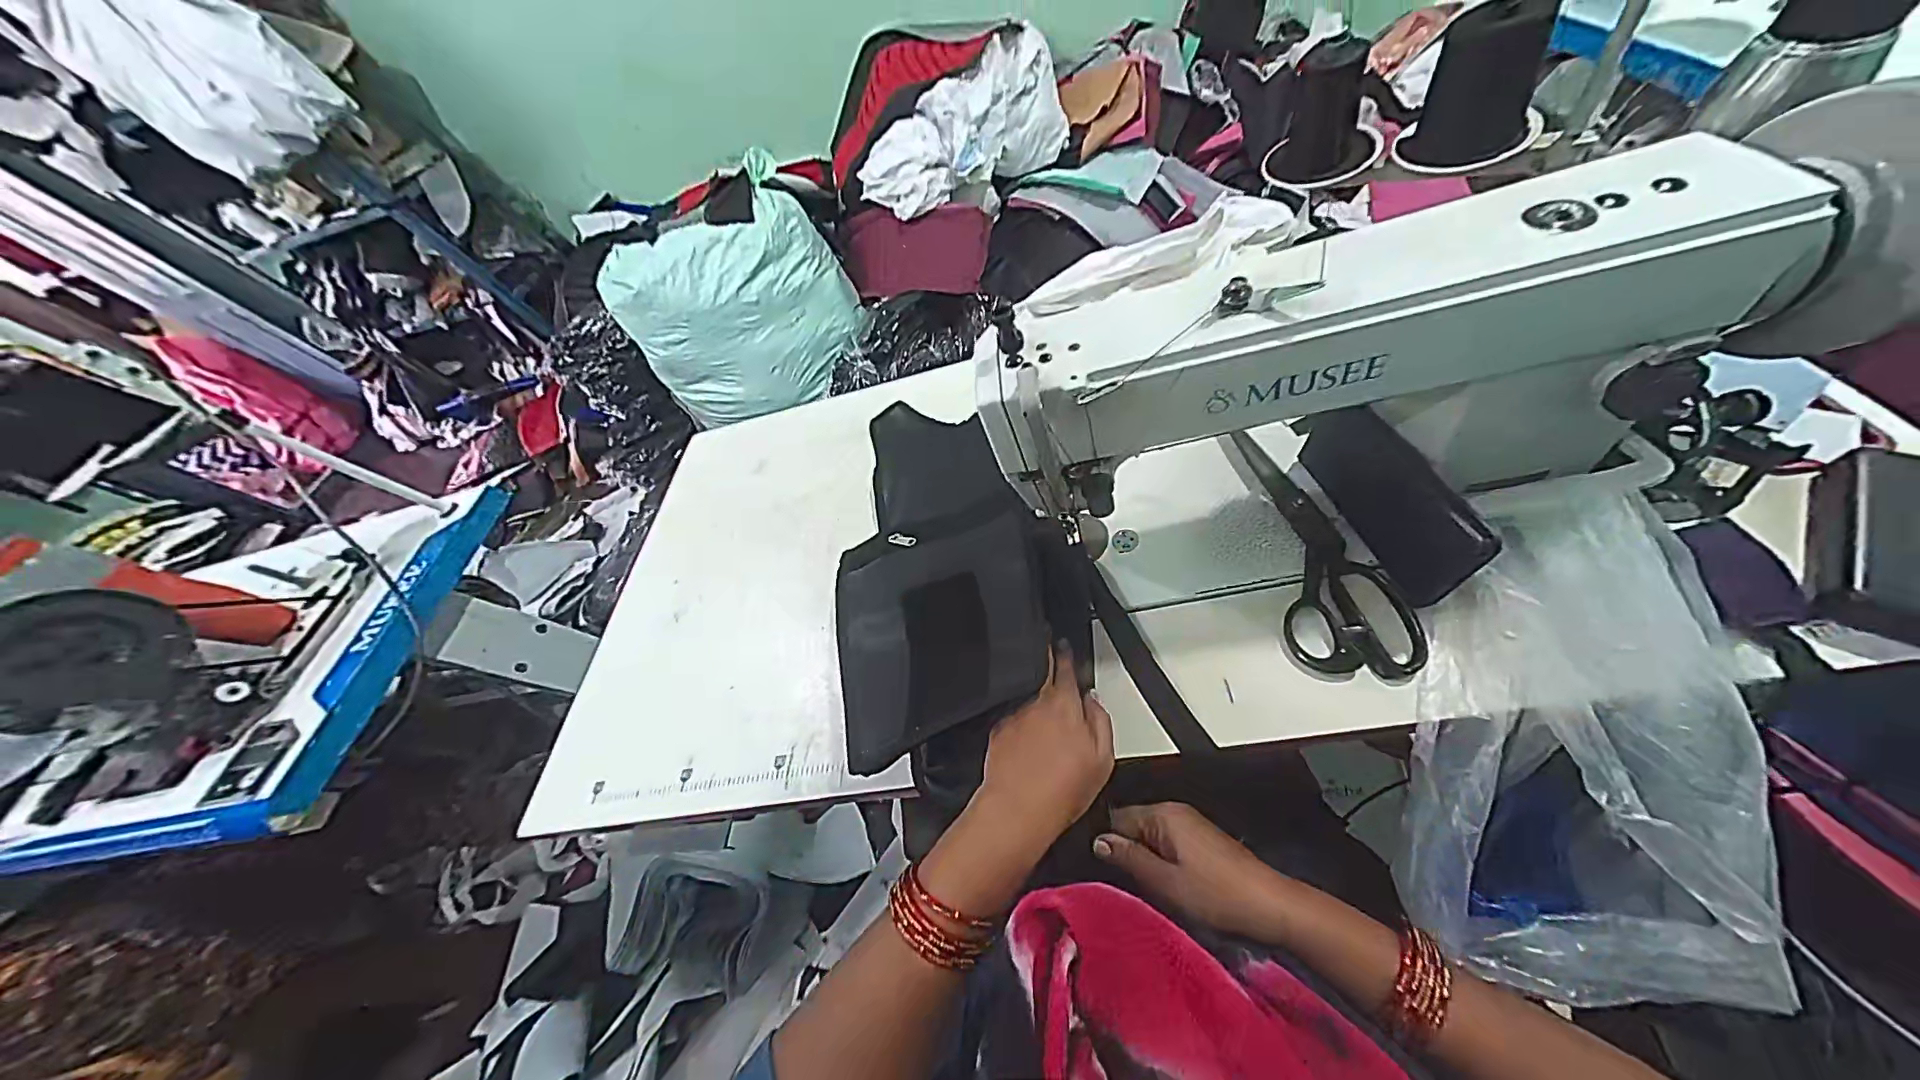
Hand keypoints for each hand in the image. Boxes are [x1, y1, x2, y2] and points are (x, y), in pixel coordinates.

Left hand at [974, 642, 1113, 852]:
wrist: (1018, 810)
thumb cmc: (1062, 790)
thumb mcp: (1103, 759)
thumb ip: (1101, 721)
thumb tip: (1094, 702)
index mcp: (1065, 704)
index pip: (1065, 665)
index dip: (1066, 653)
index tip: (1065, 646)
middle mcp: (1036, 703)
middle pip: (1041, 673)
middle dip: (1045, 665)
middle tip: (1051, 666)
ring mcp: (1014, 715)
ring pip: (1027, 697)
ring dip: (1034, 700)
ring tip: (1044, 726)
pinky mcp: (997, 730)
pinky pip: (1012, 717)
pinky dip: (1020, 723)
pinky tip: (1027, 744)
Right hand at [1092, 802, 1287, 939]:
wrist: (1272, 906)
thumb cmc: (1222, 895)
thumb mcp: (1164, 882)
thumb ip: (1128, 858)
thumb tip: (1100, 843)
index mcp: (1162, 815)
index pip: (1115, 819)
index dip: (1109, 846)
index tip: (1111, 871)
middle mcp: (1176, 812)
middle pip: (1133, 827)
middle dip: (1130, 855)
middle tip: (1138, 884)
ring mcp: (1191, 825)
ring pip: (1151, 839)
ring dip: (1149, 862)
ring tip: (1160, 889)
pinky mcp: (1202, 841)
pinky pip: (1169, 846)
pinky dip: (1166, 865)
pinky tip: (1177, 888)